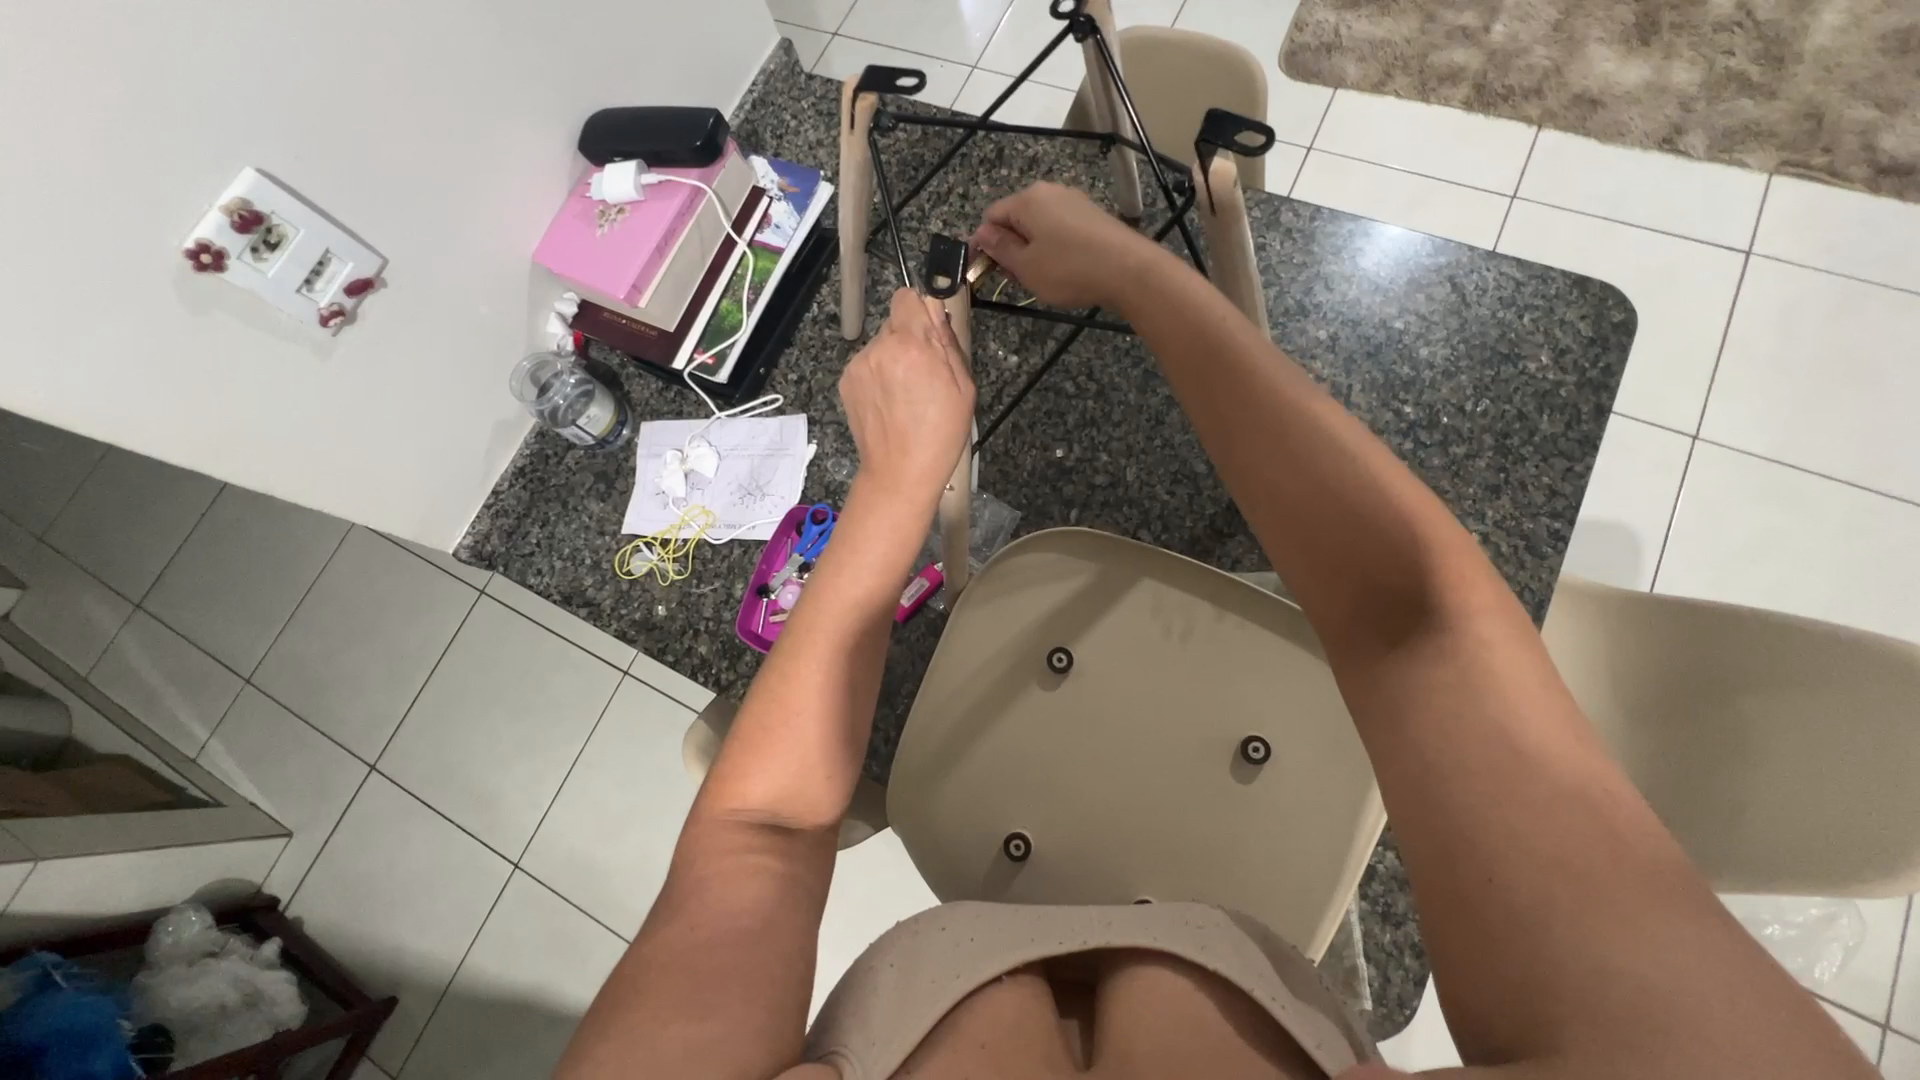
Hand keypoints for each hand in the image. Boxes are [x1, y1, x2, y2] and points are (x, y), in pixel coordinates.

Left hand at [839, 289, 976, 506]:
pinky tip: (891, 403)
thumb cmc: (938, 435)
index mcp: (911, 345)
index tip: (931, 331)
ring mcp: (859, 365)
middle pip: (895, 323)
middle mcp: (879, 348)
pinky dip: (878, 376)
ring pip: (880, 345)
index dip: (921, 310)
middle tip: (926, 373)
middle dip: (910, 340)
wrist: (899, 473)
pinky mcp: (847, 382)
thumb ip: (948, 342)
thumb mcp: (963, 387)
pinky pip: (867, 364)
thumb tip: (938, 310)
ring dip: (894, 359)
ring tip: (907, 395)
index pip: (907, 296)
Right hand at [969, 182, 1158, 310]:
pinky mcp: (1091, 215)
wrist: (1128, 270)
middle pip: (1016, 218)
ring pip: (1038, 225)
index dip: (984, 243)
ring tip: (1040, 277)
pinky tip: (1063, 269)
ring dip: (1031, 249)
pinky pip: (1060, 228)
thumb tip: (982, 234)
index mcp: (1028, 200)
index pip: (991, 216)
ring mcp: (1073, 201)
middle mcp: (1049, 192)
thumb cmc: (1069, 269)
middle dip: (1010, 246)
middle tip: (1015, 278)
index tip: (985, 270)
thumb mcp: (1026, 266)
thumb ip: (1000, 248)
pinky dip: (1053, 247)